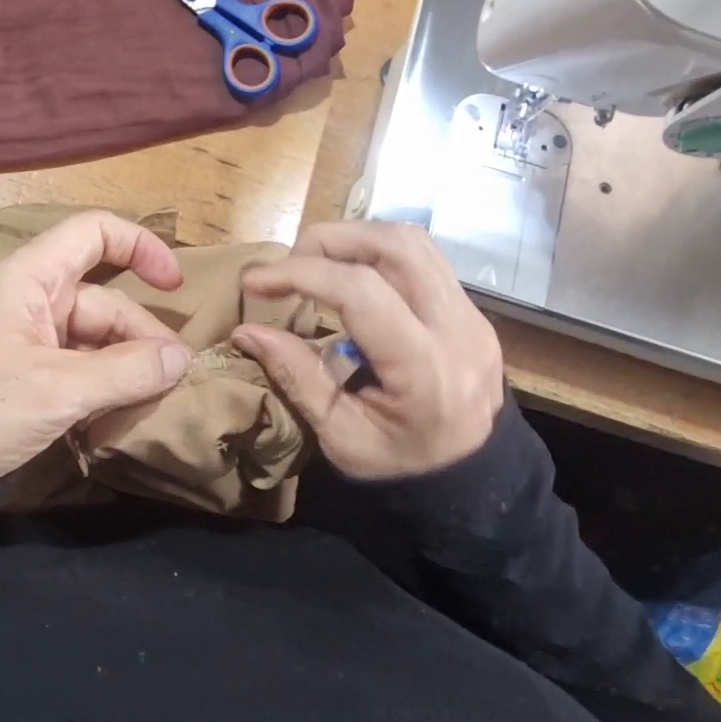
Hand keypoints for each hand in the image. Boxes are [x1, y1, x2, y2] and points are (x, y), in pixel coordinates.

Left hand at [0, 211, 193, 481]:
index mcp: (29, 277)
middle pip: (104, 298)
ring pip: (96, 334)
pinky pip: (81, 359)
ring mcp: (29, 331)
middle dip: (141, 334)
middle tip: (175, 377)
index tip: (175, 286)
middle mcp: (31, 294)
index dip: (141, 247)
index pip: (94, 233)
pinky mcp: (29, 365)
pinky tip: (128, 404)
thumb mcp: (59, 390)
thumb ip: (126, 371)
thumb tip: (182, 359)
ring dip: (127, 362)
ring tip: (156, 396)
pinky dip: (106, 378)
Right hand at [231, 221, 504, 479]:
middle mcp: (458, 328)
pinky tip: (349, 277)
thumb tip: (247, 331)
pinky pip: (423, 260)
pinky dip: (377, 254)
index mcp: (425, 369)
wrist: (473, 482)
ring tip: (315, 265)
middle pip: (395, 246)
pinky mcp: (472, 310)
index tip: (255, 281)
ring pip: (413, 242)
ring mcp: (472, 314)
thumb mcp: (341, 437)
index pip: (362, 291)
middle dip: (330, 240)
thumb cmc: (400, 466)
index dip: (301, 274)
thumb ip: (298, 377)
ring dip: (355, 239)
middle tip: (288, 265)